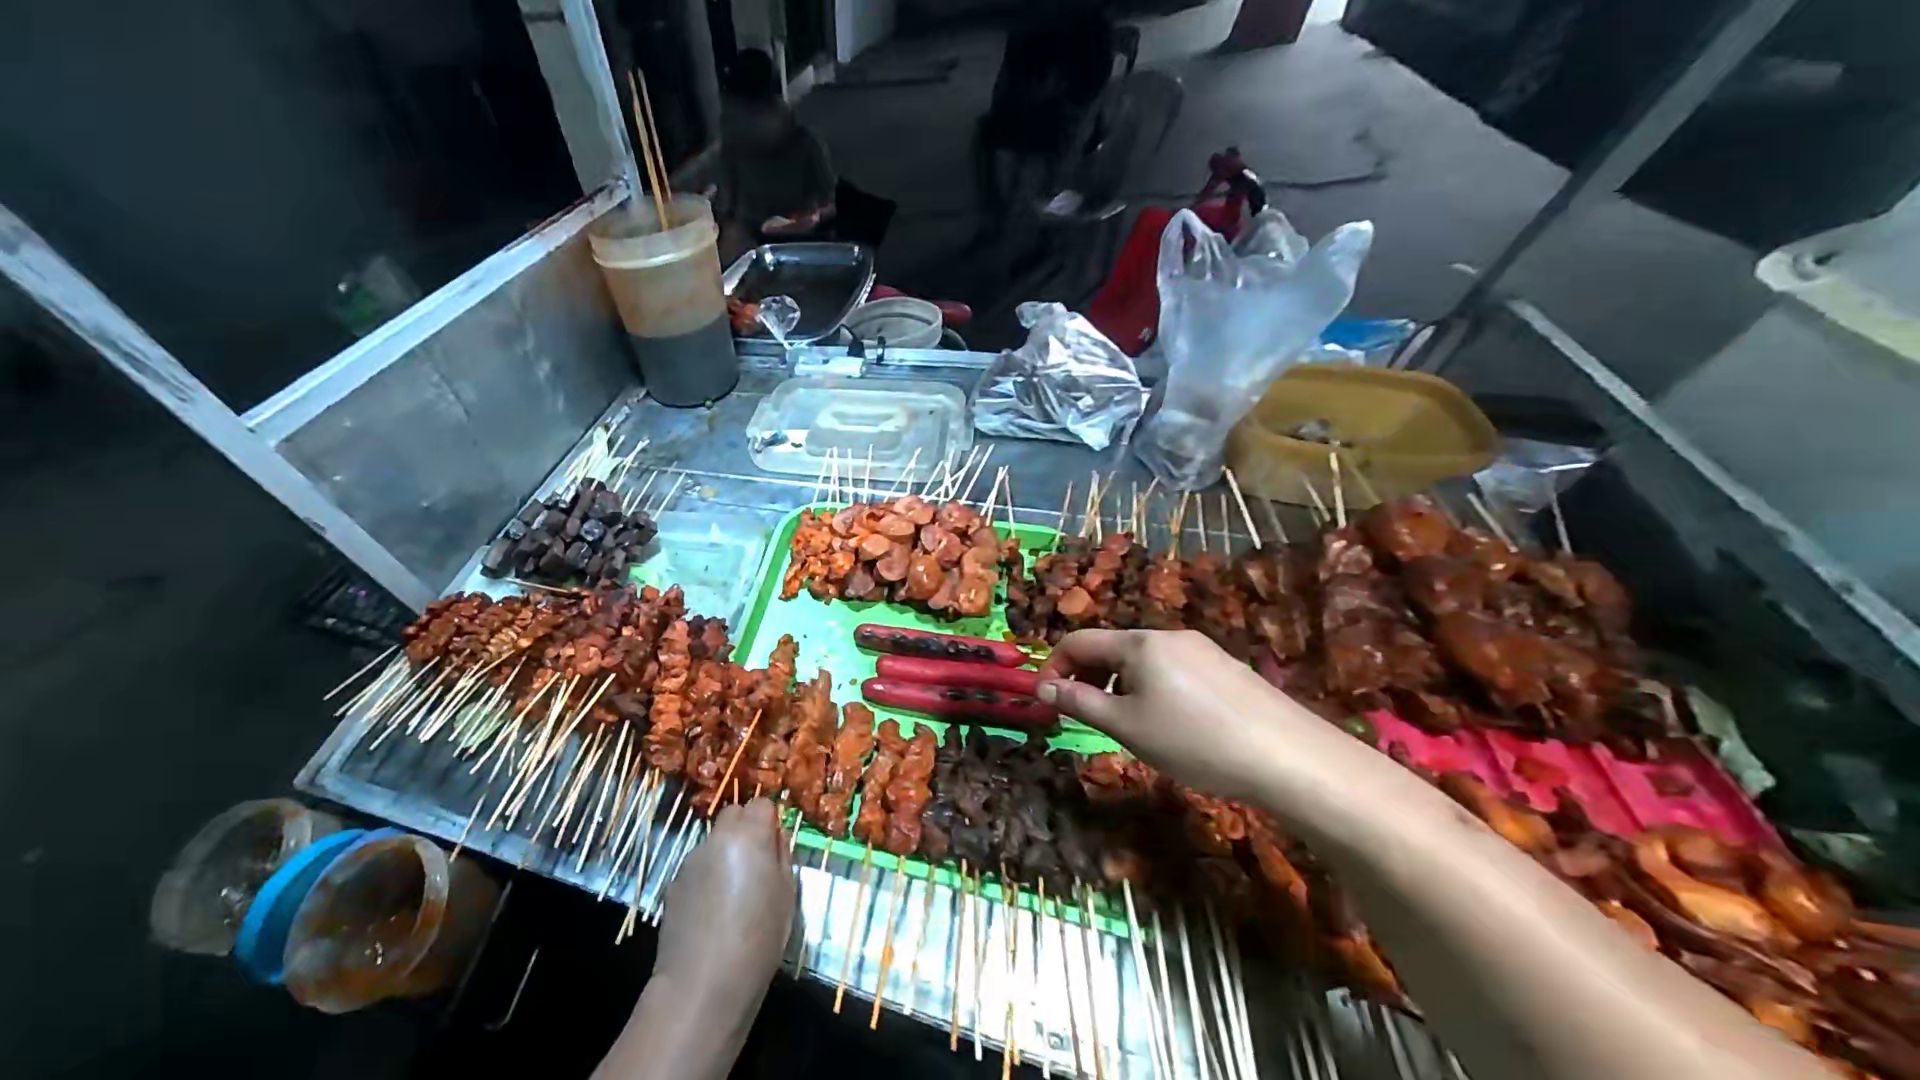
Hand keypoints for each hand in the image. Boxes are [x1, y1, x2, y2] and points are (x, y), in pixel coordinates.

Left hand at [654, 799, 793, 1010]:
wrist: (703, 984)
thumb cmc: (758, 937)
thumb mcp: (787, 893)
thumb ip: (781, 854)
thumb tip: (774, 836)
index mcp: (748, 836)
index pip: (761, 804)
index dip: (769, 821)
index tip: (775, 846)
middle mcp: (716, 839)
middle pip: (733, 814)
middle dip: (745, 829)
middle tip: (756, 863)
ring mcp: (690, 861)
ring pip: (714, 842)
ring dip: (726, 854)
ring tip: (734, 894)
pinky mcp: (673, 885)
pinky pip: (698, 868)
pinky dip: (708, 878)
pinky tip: (713, 911)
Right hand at [1036, 629, 1344, 801]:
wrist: (1287, 756)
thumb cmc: (1193, 740)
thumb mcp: (1126, 725)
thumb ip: (1079, 701)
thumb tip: (1042, 686)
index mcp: (1139, 642)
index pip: (1079, 641)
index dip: (1054, 668)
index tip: (1045, 702)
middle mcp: (1169, 636)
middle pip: (1112, 648)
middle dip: (1087, 679)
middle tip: (1084, 718)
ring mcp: (1202, 650)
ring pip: (1143, 662)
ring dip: (1120, 686)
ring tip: (1128, 727)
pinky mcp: (1225, 668)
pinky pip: (1173, 671)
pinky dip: (1152, 690)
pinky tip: (1172, 727)